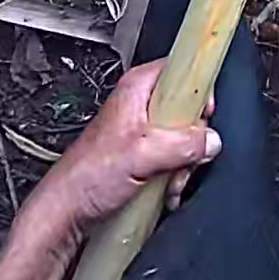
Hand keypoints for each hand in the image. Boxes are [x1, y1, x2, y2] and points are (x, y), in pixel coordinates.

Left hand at [24, 60, 220, 245]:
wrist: (68, 209)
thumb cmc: (88, 175)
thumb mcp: (142, 154)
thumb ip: (182, 144)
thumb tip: (210, 140)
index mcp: (139, 87)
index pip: (182, 70)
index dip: (197, 92)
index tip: (203, 115)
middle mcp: (141, 102)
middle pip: (187, 108)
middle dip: (191, 140)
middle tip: (181, 159)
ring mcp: (143, 128)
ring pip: (182, 135)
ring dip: (183, 163)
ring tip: (170, 180)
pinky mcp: (143, 151)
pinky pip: (173, 155)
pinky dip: (175, 173)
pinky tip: (166, 189)